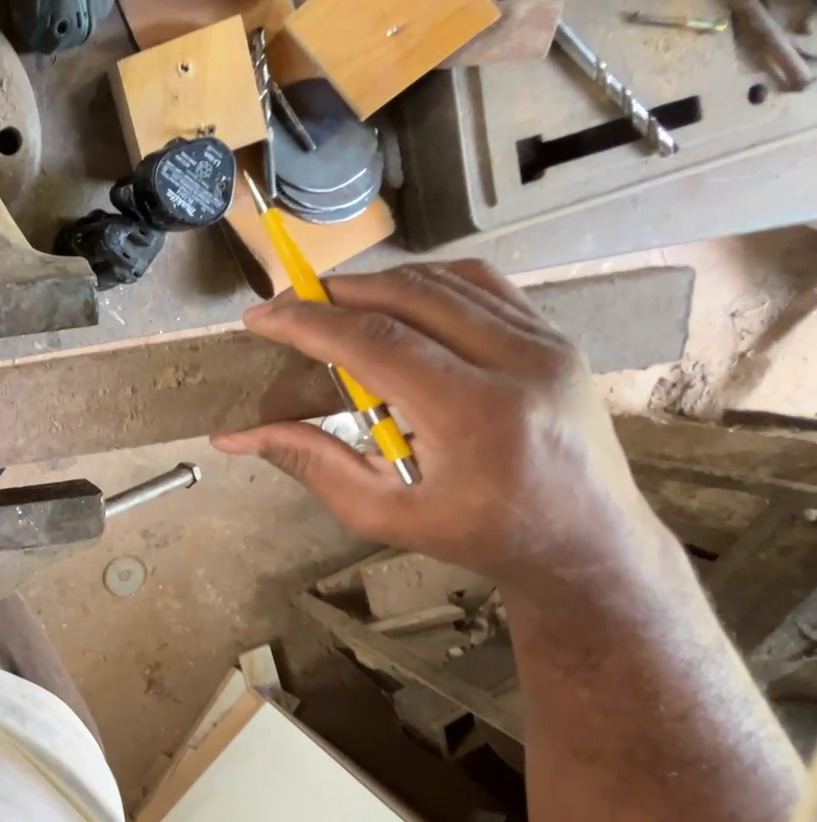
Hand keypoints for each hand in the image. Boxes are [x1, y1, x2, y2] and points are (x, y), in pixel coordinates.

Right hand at [211, 260, 666, 593]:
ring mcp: (545, 342)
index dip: (308, 323)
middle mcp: (517, 363)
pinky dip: (422, 283)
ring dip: (374, 284)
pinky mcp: (553, 335)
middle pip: (407, 296)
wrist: (586, 540)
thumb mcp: (379, 512)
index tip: (260, 318)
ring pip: (442, 281)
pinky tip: (391, 302)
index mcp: (474, 415)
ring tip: (328, 304)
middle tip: (285, 307)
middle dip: (334, 293)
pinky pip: (479, 284)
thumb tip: (234, 436)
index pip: (375, 343)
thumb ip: (308, 460)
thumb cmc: (477, 534)